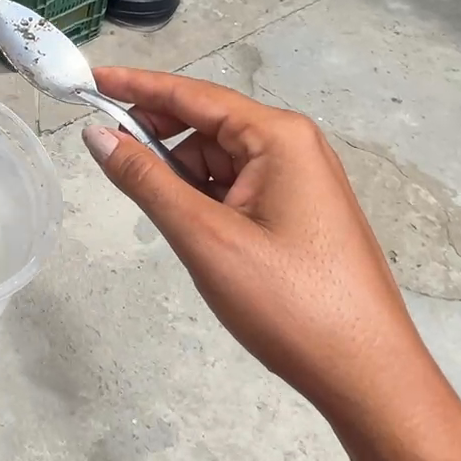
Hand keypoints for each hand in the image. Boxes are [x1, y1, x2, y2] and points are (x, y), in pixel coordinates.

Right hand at [82, 68, 460, 460]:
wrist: (371, 382)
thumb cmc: (290, 303)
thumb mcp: (203, 236)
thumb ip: (144, 178)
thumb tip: (96, 134)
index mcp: (278, 138)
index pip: (191, 94)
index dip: (135, 84)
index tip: (90, 77)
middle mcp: (294, 147)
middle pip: (204, 122)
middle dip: (157, 135)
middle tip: (111, 153)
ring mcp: (301, 180)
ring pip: (215, 156)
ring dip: (180, 172)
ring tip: (161, 210)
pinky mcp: (299, 211)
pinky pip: (234, 182)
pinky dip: (202, 193)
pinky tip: (191, 223)